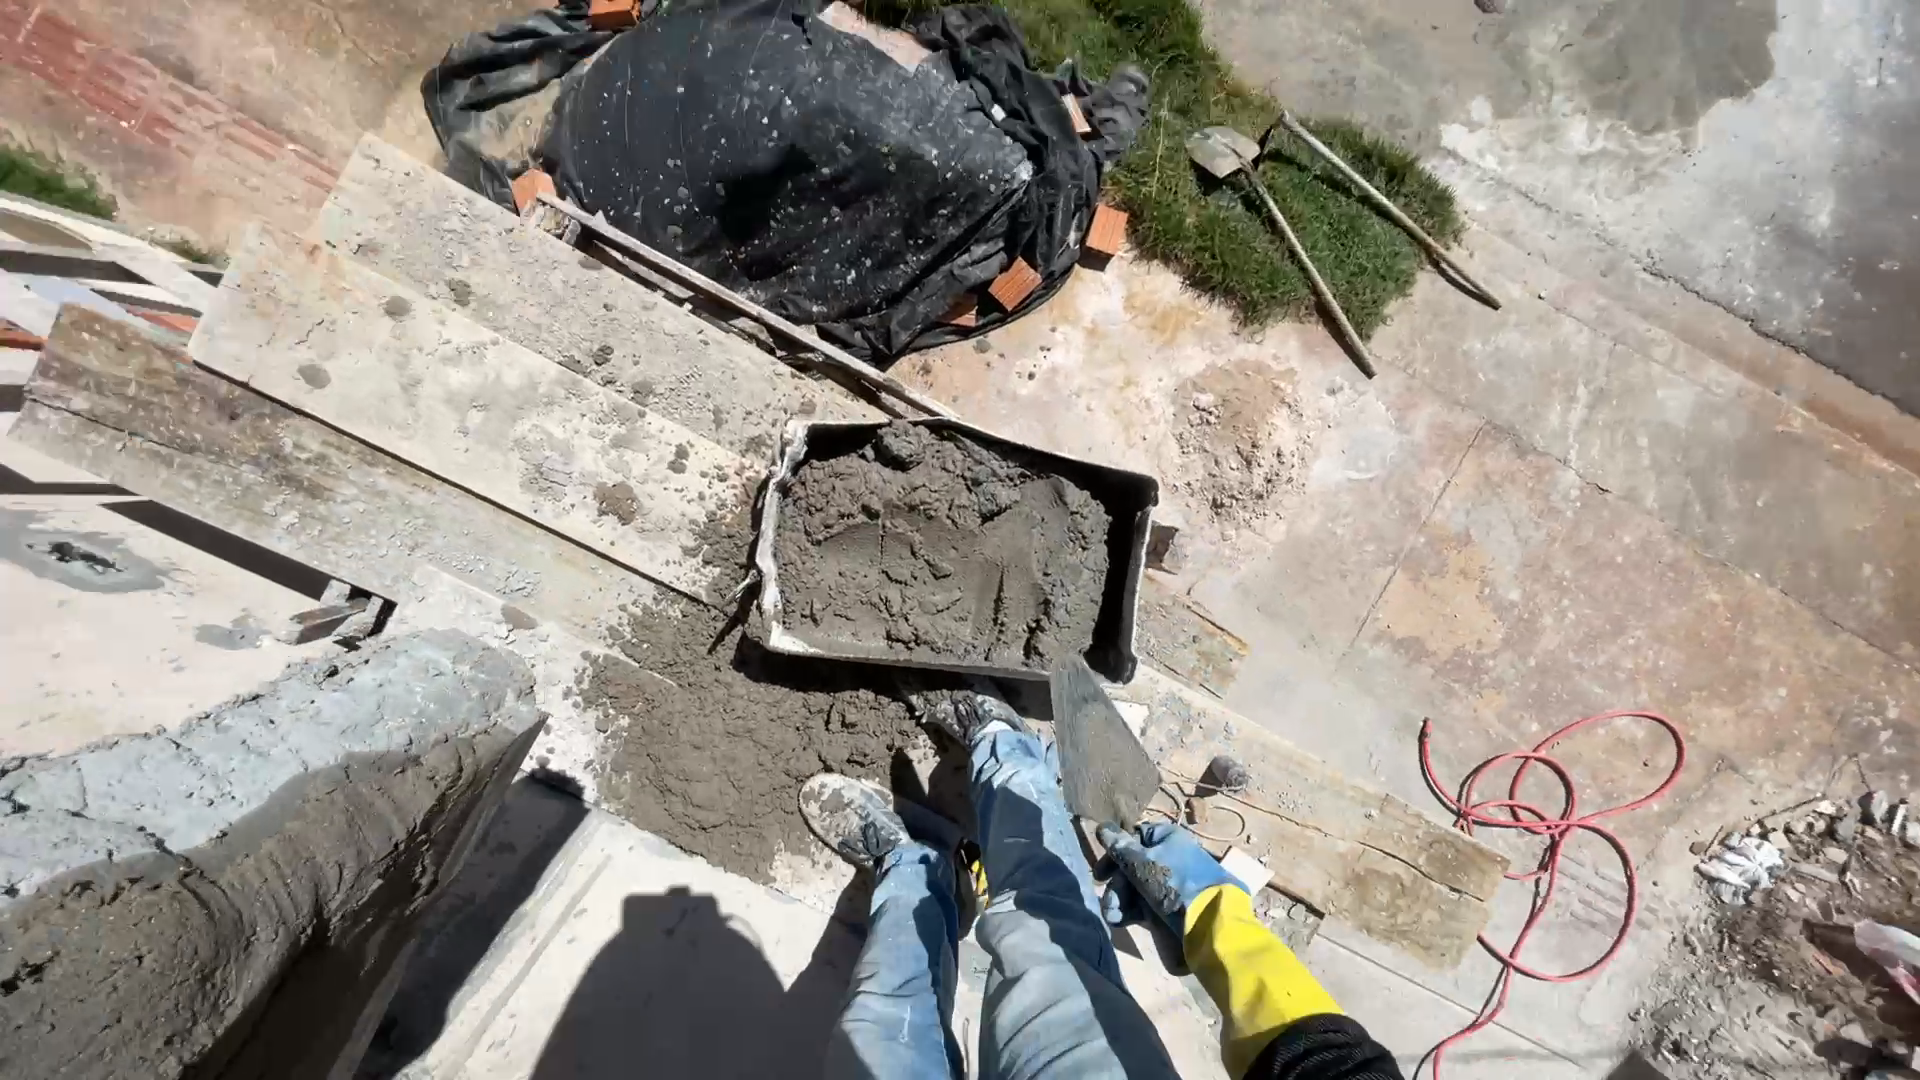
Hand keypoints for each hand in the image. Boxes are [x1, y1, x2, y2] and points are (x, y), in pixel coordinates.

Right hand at [1097, 821, 1242, 931]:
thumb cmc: (1175, 884)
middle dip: (1116, 886)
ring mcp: (1172, 884)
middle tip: (1109, 904)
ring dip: (1119, 901)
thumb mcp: (1143, 863)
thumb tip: (1102, 827)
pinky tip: (1121, 921)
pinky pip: (1147, 905)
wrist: (1212, 925)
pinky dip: (1132, 912)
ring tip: (1113, 917)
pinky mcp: (1174, 907)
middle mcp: (1170, 858)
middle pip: (1132, 866)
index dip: (1114, 854)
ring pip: (1137, 888)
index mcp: (1167, 838)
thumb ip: (1119, 847)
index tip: (1100, 874)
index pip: (1133, 838)